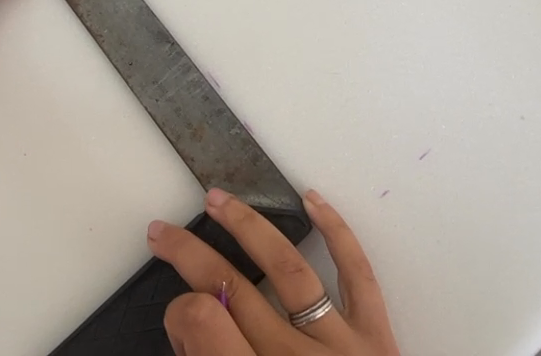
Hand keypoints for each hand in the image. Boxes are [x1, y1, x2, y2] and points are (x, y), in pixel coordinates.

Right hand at [148, 189, 400, 355]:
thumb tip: (192, 334)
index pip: (201, 322)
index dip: (179, 313)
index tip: (179, 320)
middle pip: (232, 287)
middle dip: (189, 253)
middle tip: (161, 232)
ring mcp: (342, 346)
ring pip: (286, 267)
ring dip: (246, 226)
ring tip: (217, 199)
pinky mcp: (379, 340)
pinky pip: (359, 275)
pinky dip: (337, 231)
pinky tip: (312, 200)